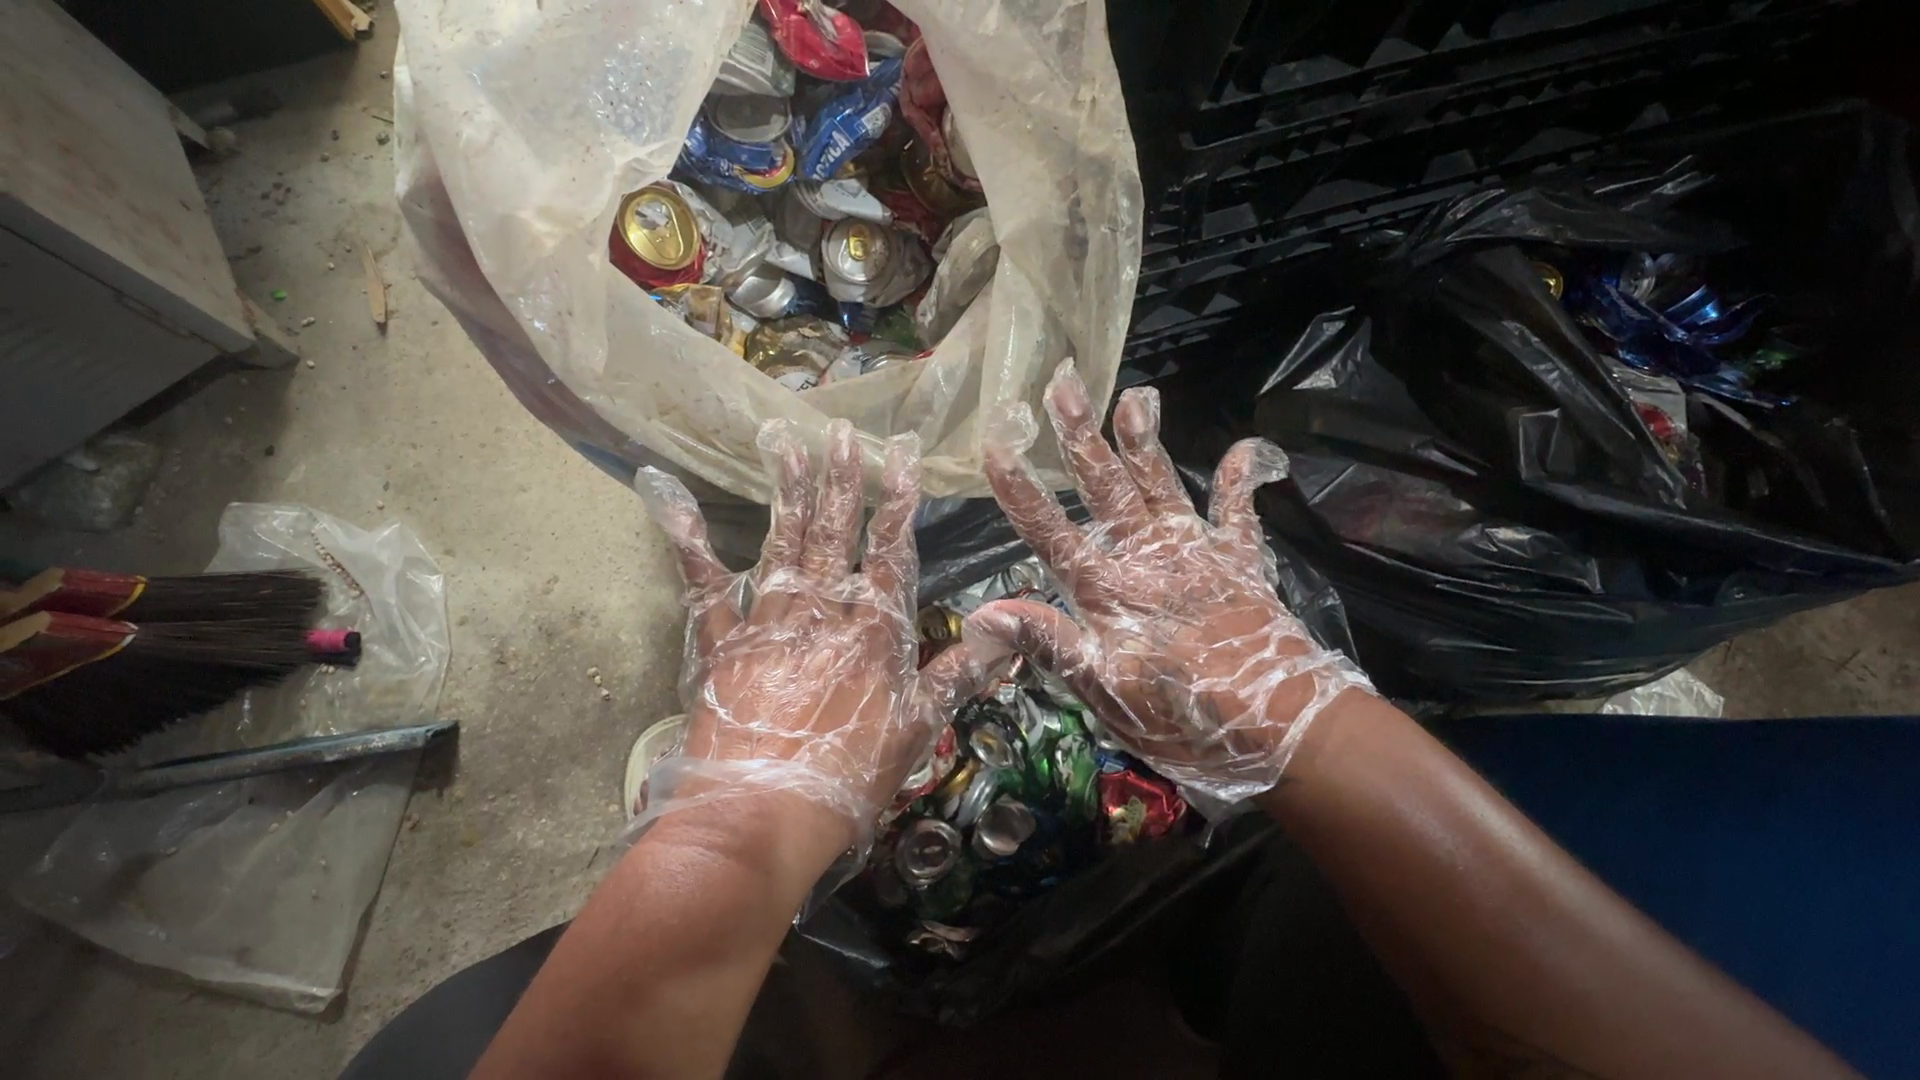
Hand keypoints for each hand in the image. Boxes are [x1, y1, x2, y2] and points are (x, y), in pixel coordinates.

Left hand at [635, 418, 991, 850]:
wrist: (762, 816)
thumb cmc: (849, 778)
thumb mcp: (918, 730)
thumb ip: (960, 673)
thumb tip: (1010, 629)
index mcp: (874, 631)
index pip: (892, 550)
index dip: (899, 500)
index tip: (902, 455)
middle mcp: (823, 611)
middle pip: (835, 533)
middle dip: (841, 480)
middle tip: (841, 431)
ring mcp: (767, 620)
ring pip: (782, 542)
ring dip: (788, 490)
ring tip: (788, 442)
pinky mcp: (720, 641)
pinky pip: (703, 583)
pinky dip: (688, 540)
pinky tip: (671, 497)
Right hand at [964, 361, 1374, 811]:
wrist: (1282, 725)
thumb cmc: (1185, 717)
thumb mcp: (1106, 693)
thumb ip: (1051, 644)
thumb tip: (985, 612)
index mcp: (1110, 592)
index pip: (1052, 533)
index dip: (1021, 492)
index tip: (997, 445)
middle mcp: (1149, 559)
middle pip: (1107, 490)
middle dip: (1081, 438)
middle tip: (1063, 386)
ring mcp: (1198, 554)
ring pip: (1162, 486)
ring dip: (1146, 441)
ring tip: (1135, 396)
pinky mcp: (1240, 562)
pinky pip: (1238, 514)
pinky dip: (1240, 482)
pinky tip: (1245, 448)